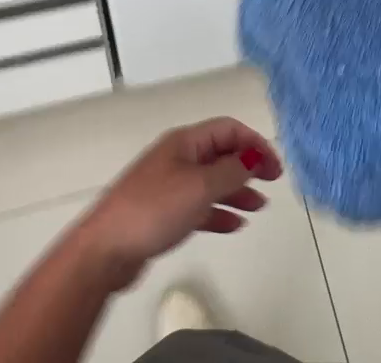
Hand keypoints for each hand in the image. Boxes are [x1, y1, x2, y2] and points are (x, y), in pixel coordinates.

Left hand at [67, 117, 283, 290]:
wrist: (105, 249)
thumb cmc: (154, 209)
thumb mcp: (200, 187)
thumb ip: (232, 170)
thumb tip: (255, 155)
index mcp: (185, 143)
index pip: (228, 130)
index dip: (254, 143)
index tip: (275, 166)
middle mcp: (178, 158)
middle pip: (221, 154)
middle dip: (248, 165)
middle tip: (272, 182)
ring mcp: (170, 186)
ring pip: (212, 181)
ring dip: (237, 190)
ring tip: (259, 206)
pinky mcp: (164, 213)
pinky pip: (199, 206)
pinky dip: (219, 212)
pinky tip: (235, 225)